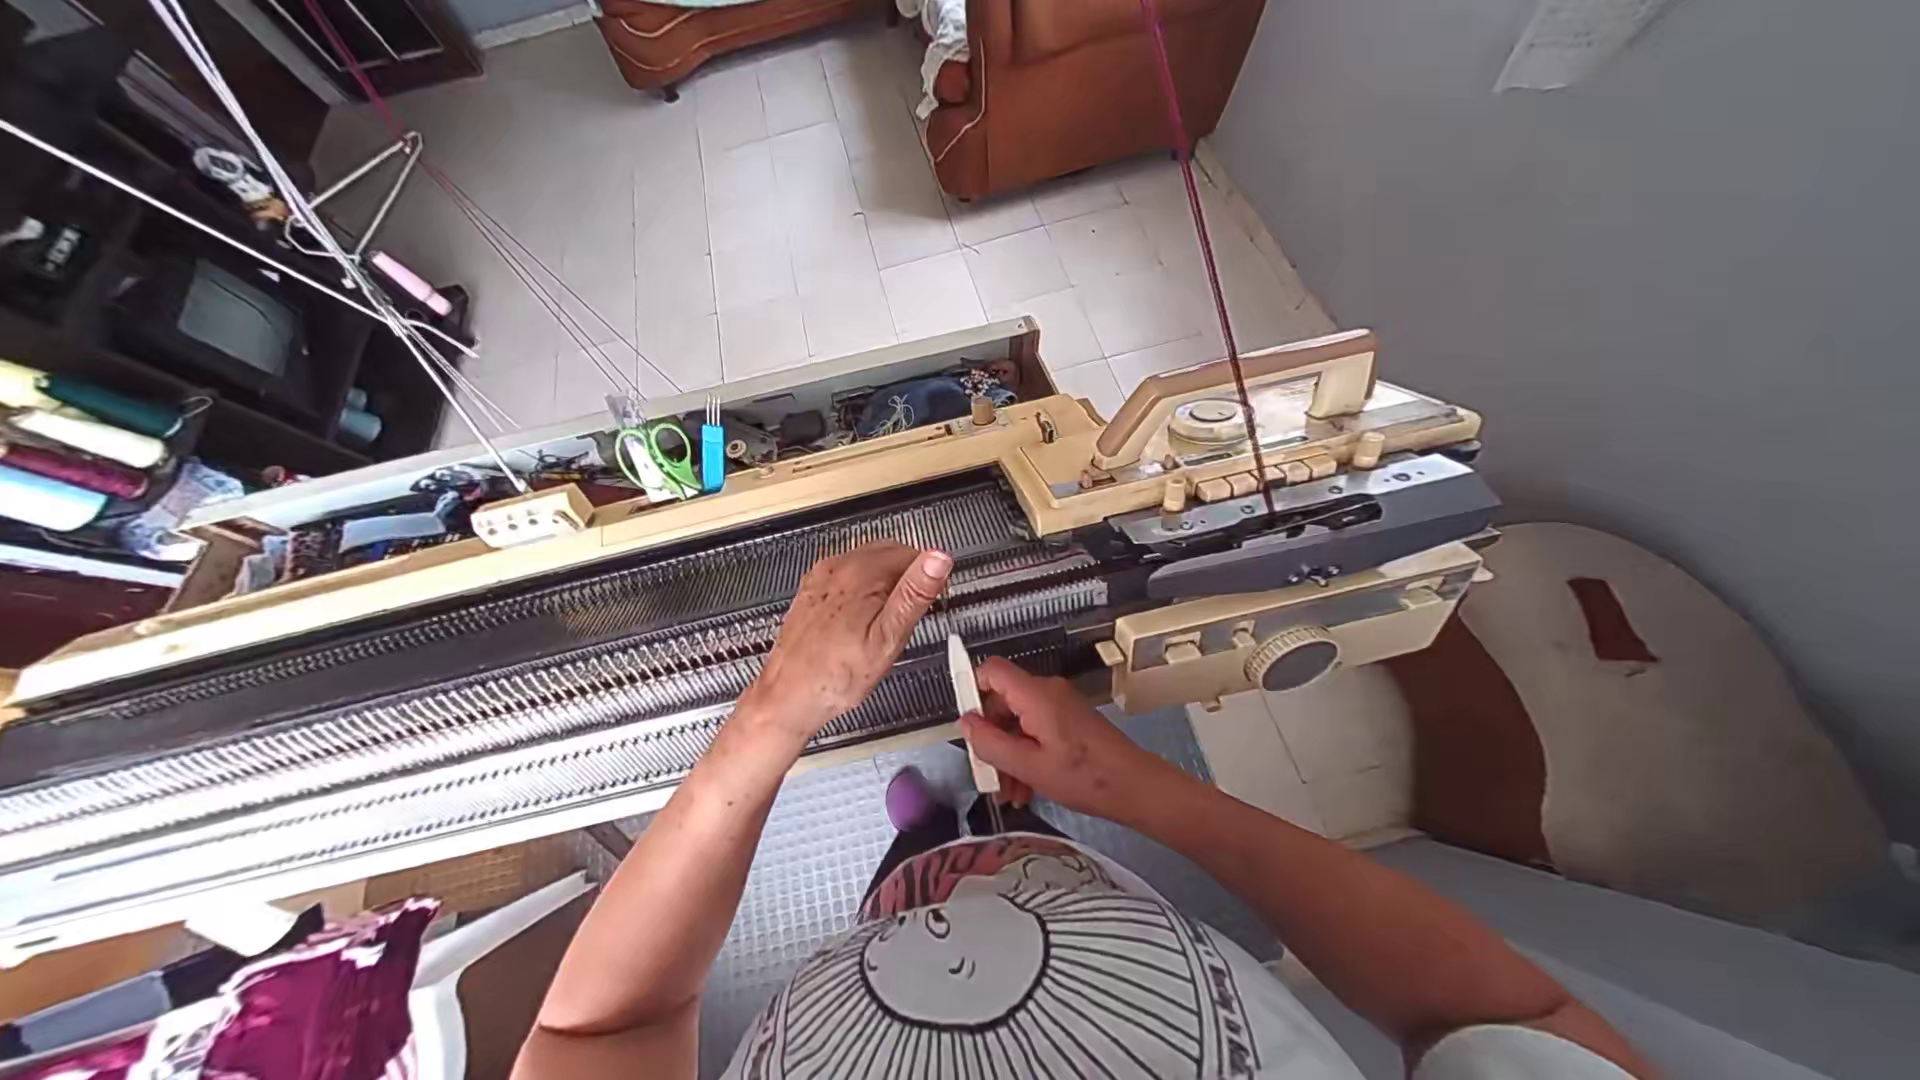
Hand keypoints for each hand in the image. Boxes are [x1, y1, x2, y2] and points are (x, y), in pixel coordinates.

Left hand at [740, 542, 951, 740]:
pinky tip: (863, 617)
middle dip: (909, 577)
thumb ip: (915, 594)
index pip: (913, 554)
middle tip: (912, 613)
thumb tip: (938, 559)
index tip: (932, 601)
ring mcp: (823, 577)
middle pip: (892, 553)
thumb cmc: (835, 676)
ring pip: (870, 562)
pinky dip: (864, 587)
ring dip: (887, 581)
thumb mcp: (888, 639)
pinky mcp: (813, 589)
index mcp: (862, 573)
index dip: (928, 579)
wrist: (788, 695)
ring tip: (888, 619)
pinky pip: (849, 574)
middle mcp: (839, 566)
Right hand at [959, 657, 1193, 824]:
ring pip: (1017, 720)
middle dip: (990, 737)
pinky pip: (1034, 728)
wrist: (1136, 786)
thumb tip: (964, 723)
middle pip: (1001, 700)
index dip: (971, 689)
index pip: (991, 670)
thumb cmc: (1084, 777)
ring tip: (1009, 793)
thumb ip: (990, 743)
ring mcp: (1059, 705)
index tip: (966, 725)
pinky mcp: (1068, 719)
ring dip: (1007, 753)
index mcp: (1035, 694)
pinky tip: (1025, 788)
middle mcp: (1046, 692)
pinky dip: (1025, 753)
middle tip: (988, 774)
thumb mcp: (1029, 766)